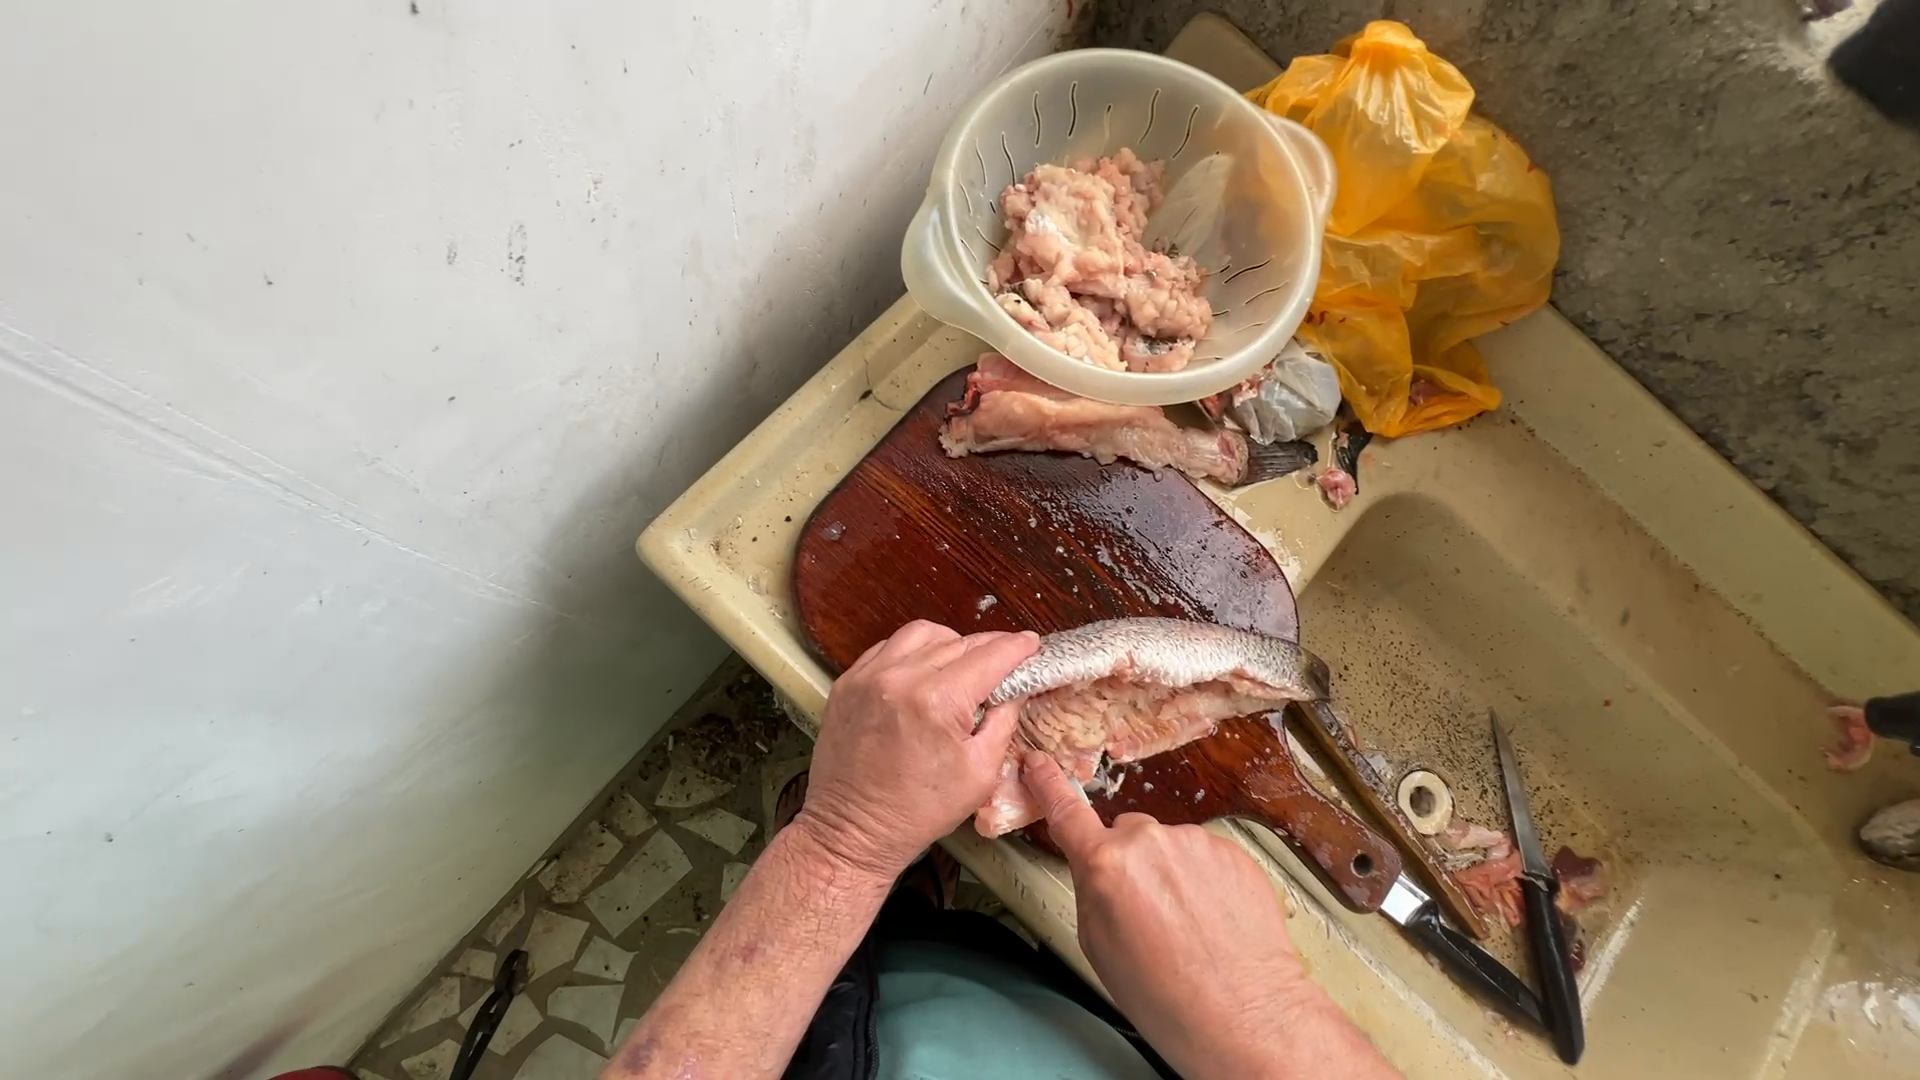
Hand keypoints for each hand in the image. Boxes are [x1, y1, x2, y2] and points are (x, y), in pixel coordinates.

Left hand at [794, 620, 1038, 882]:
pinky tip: (924, 669)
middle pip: (959, 643)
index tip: (1031, 643)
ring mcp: (869, 676)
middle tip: (1006, 659)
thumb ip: (1003, 721)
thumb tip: (1015, 688)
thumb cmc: (917, 811)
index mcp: (938, 700)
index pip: (990, 656)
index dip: (1017, 647)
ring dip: (950, 642)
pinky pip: (888, 647)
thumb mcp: (980, 773)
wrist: (851, 831)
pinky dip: (913, 651)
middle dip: (988, 647)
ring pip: (922, 634)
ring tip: (963, 663)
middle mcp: (900, 677)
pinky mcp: (848, 682)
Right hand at [1022, 752, 1321, 1078]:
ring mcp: (1193, 842)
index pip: (1065, 811)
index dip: (1047, 783)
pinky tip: (1212, 919)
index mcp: (1105, 866)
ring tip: (1187, 925)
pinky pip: (1203, 856)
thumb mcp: (1098, 947)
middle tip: (1146, 912)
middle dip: (1129, 863)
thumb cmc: (1170, 998)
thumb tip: (1095, 869)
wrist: (1246, 1019)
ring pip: (1167, 847)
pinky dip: (1204, 881)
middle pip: (1124, 835)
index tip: (1038, 763)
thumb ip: (1089, 890)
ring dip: (1170, 874)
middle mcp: (1148, 842)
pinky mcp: (1230, 851)